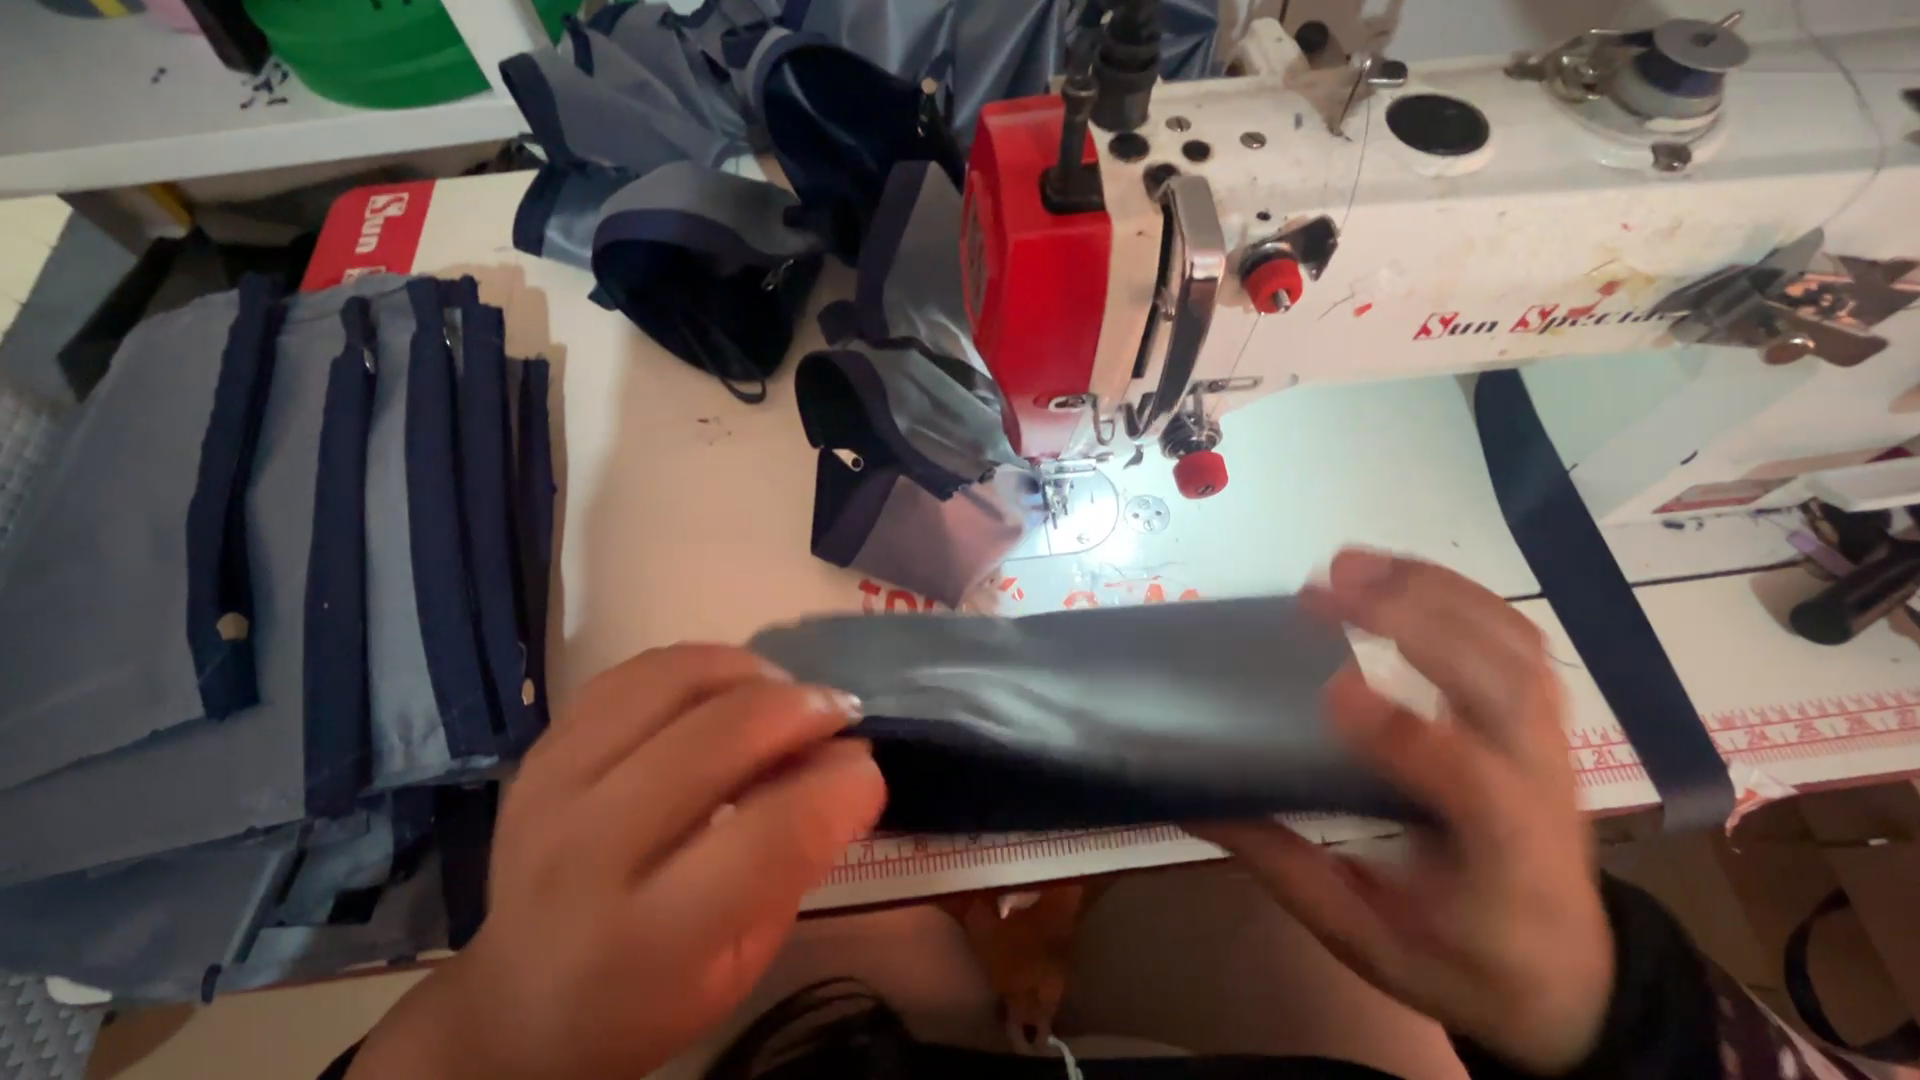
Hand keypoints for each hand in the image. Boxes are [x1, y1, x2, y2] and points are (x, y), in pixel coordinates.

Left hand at [348, 645, 884, 1079]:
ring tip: (785, 695)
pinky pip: (633, 672)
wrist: (520, 1004)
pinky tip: (729, 688)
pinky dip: (699, 665)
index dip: (841, 787)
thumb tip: (848, 761)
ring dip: (752, 673)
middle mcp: (589, 851)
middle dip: (802, 710)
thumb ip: (797, 859)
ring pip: (672, 682)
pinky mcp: (542, 749)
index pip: (771, 834)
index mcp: (650, 935)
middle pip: (717, 738)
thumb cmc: (652, 996)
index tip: (868, 769)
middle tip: (839, 715)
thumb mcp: (744, 958)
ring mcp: (553, 786)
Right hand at [1191, 549, 1611, 1075]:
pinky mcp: (1538, 718)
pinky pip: (1515, 638)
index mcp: (1503, 856)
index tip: (1327, 687)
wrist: (1570, 976)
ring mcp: (1547, 742)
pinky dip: (1460, 593)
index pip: (1469, 783)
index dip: (1403, 731)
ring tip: (1352, 564)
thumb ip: (1285, 866)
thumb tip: (1197, 802)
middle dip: (1418, 623)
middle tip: (1326, 588)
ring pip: (1512, 646)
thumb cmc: (1463, 964)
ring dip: (1434, 592)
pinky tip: (1400, 575)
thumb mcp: (1364, 938)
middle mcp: (1539, 783)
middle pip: (1502, 684)